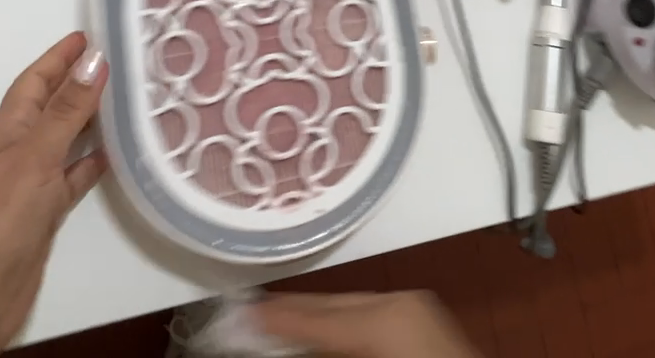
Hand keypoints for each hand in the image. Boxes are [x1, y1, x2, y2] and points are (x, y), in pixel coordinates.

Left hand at [0, 33, 107, 357]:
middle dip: (79, 80)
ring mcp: (32, 182)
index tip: (89, 35)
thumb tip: (95, 58)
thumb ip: (68, 110)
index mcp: (9, 131)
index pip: (35, 82)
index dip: (59, 57)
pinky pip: (76, 174)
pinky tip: (119, 153)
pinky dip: (95, 160)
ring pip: (67, 137)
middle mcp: (19, 150)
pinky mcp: (45, 212)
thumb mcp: (35, 157)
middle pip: (52, 105)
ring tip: (128, 97)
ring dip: (92, 117)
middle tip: (118, 58)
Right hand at [254, 291, 481, 357]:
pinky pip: (367, 316)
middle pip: (328, 305)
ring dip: (310, 320)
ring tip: (273, 322)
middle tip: (245, 319)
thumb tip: (272, 338)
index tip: (232, 318)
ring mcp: (416, 308)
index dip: (269, 318)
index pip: (312, 315)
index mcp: (389, 315)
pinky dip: (338, 325)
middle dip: (286, 314)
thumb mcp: (363, 354)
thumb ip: (316, 345)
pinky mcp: (422, 321)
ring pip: (346, 309)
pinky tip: (318, 334)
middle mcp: (402, 301)